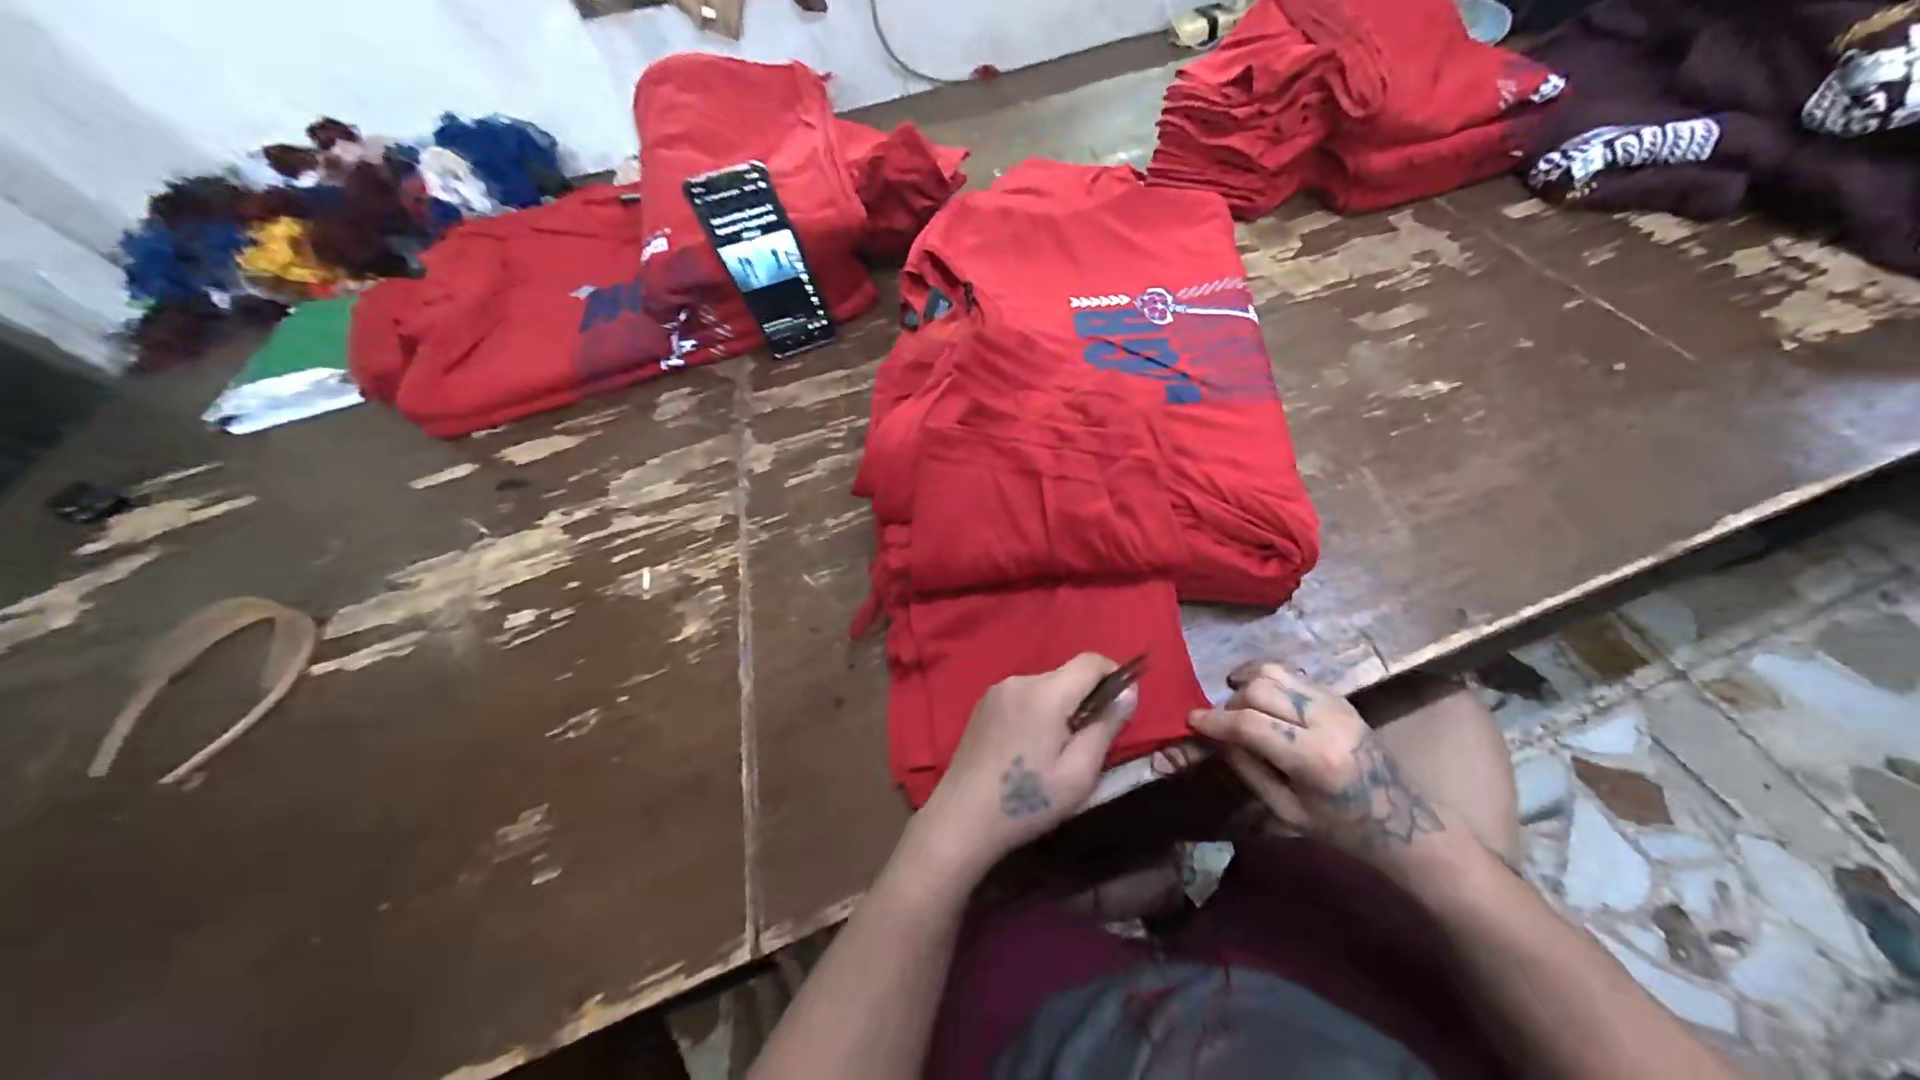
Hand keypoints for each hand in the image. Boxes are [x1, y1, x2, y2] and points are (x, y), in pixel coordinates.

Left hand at [910, 654, 1138, 882]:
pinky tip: (1028, 748)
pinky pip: (1023, 696)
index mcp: (1045, 693)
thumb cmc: (1027, 801)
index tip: (1121, 705)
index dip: (1114, 675)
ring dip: (1059, 706)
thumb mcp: (1079, 773)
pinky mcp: (982, 705)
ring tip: (1054, 750)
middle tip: (1087, 741)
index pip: (1090, 661)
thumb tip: (1128, 691)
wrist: (962, 819)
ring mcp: (996, 691)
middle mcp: (1019, 681)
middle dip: (1085, 699)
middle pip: (1066, 675)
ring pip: (1044, 686)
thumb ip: (1106, 726)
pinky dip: (1036, 711)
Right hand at [1187, 661, 1445, 866]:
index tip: (1192, 720)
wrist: (1401, 819)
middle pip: (1259, 689)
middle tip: (1222, 723)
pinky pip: (1290, 675)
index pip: (1250, 724)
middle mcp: (1326, 721)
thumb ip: (1247, 767)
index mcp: (1314, 758)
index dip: (1214, 721)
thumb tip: (1216, 736)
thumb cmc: (1340, 826)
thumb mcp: (1284, 810)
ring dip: (1246, 685)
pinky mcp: (1338, 695)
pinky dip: (1266, 682)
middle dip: (1231, 704)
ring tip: (1238, 705)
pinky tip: (1260, 700)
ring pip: (1273, 672)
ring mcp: (1336, 703)